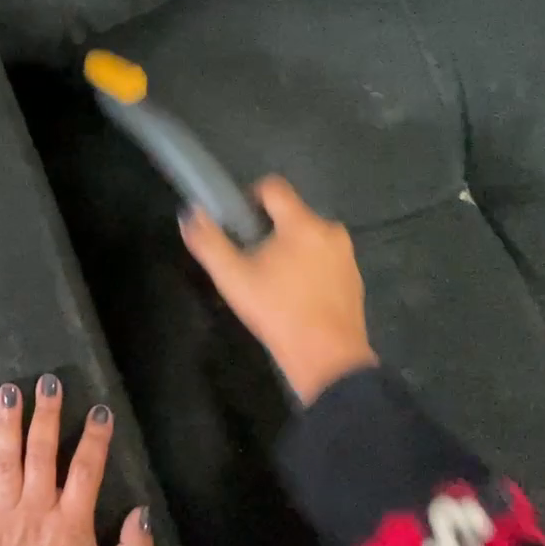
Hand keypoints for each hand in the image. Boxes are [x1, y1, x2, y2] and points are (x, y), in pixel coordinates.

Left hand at [0, 375, 154, 545]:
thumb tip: (143, 512)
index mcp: (71, 522)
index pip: (86, 469)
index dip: (95, 438)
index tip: (100, 410)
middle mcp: (37, 507)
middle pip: (42, 451)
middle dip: (46, 413)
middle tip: (48, 380)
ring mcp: (3, 512)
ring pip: (6, 458)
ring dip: (8, 422)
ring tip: (8, 390)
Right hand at [180, 175, 377, 403]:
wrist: (327, 358)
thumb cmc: (277, 311)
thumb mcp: (232, 278)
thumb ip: (208, 242)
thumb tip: (190, 213)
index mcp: (302, 223)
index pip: (273, 187)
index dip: (249, 197)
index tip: (237, 223)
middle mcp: (329, 230)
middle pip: (290, 213)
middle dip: (268, 228)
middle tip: (249, 257)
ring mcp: (346, 254)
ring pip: (307, 236)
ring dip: (287, 247)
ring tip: (270, 279)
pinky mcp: (354, 277)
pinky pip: (323, 257)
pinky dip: (306, 266)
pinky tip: (293, 294)